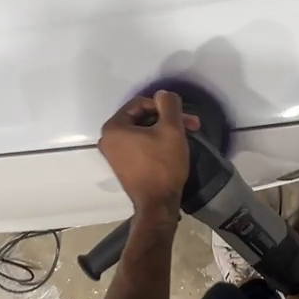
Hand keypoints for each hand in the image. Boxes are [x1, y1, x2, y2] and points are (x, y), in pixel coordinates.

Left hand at [99, 91, 200, 215]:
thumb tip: (164, 94)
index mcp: (114, 127)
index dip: (164, 106)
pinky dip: (155, 143)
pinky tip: (172, 148)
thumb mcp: (171, 130)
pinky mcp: (123, 166)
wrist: (158, 204)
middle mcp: (108, 139)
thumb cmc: (163, 166)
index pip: (140, 104)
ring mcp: (114, 155)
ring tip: (185, 136)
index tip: (183, 116)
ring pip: (142, 132)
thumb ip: (168, 105)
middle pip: (141, 118)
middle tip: (190, 125)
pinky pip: (139, 146)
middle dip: (167, 119)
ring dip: (164, 130)